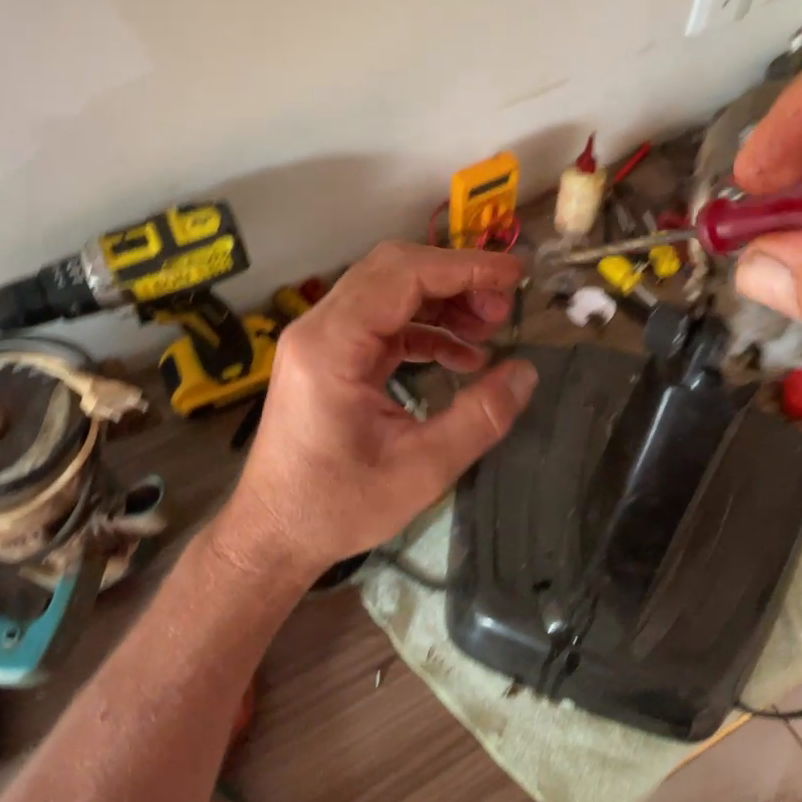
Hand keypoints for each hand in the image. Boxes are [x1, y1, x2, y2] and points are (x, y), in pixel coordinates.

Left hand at [217, 242, 537, 579]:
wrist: (274, 533)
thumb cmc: (338, 507)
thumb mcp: (421, 470)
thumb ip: (479, 417)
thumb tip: (527, 372)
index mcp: (332, 346)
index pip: (403, 275)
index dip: (465, 268)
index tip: (516, 276)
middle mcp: (318, 329)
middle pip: (392, 271)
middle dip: (456, 280)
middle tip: (505, 308)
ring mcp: (319, 341)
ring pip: (387, 293)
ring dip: (442, 303)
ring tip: (490, 330)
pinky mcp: (327, 359)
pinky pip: (380, 324)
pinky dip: (423, 330)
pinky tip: (462, 356)